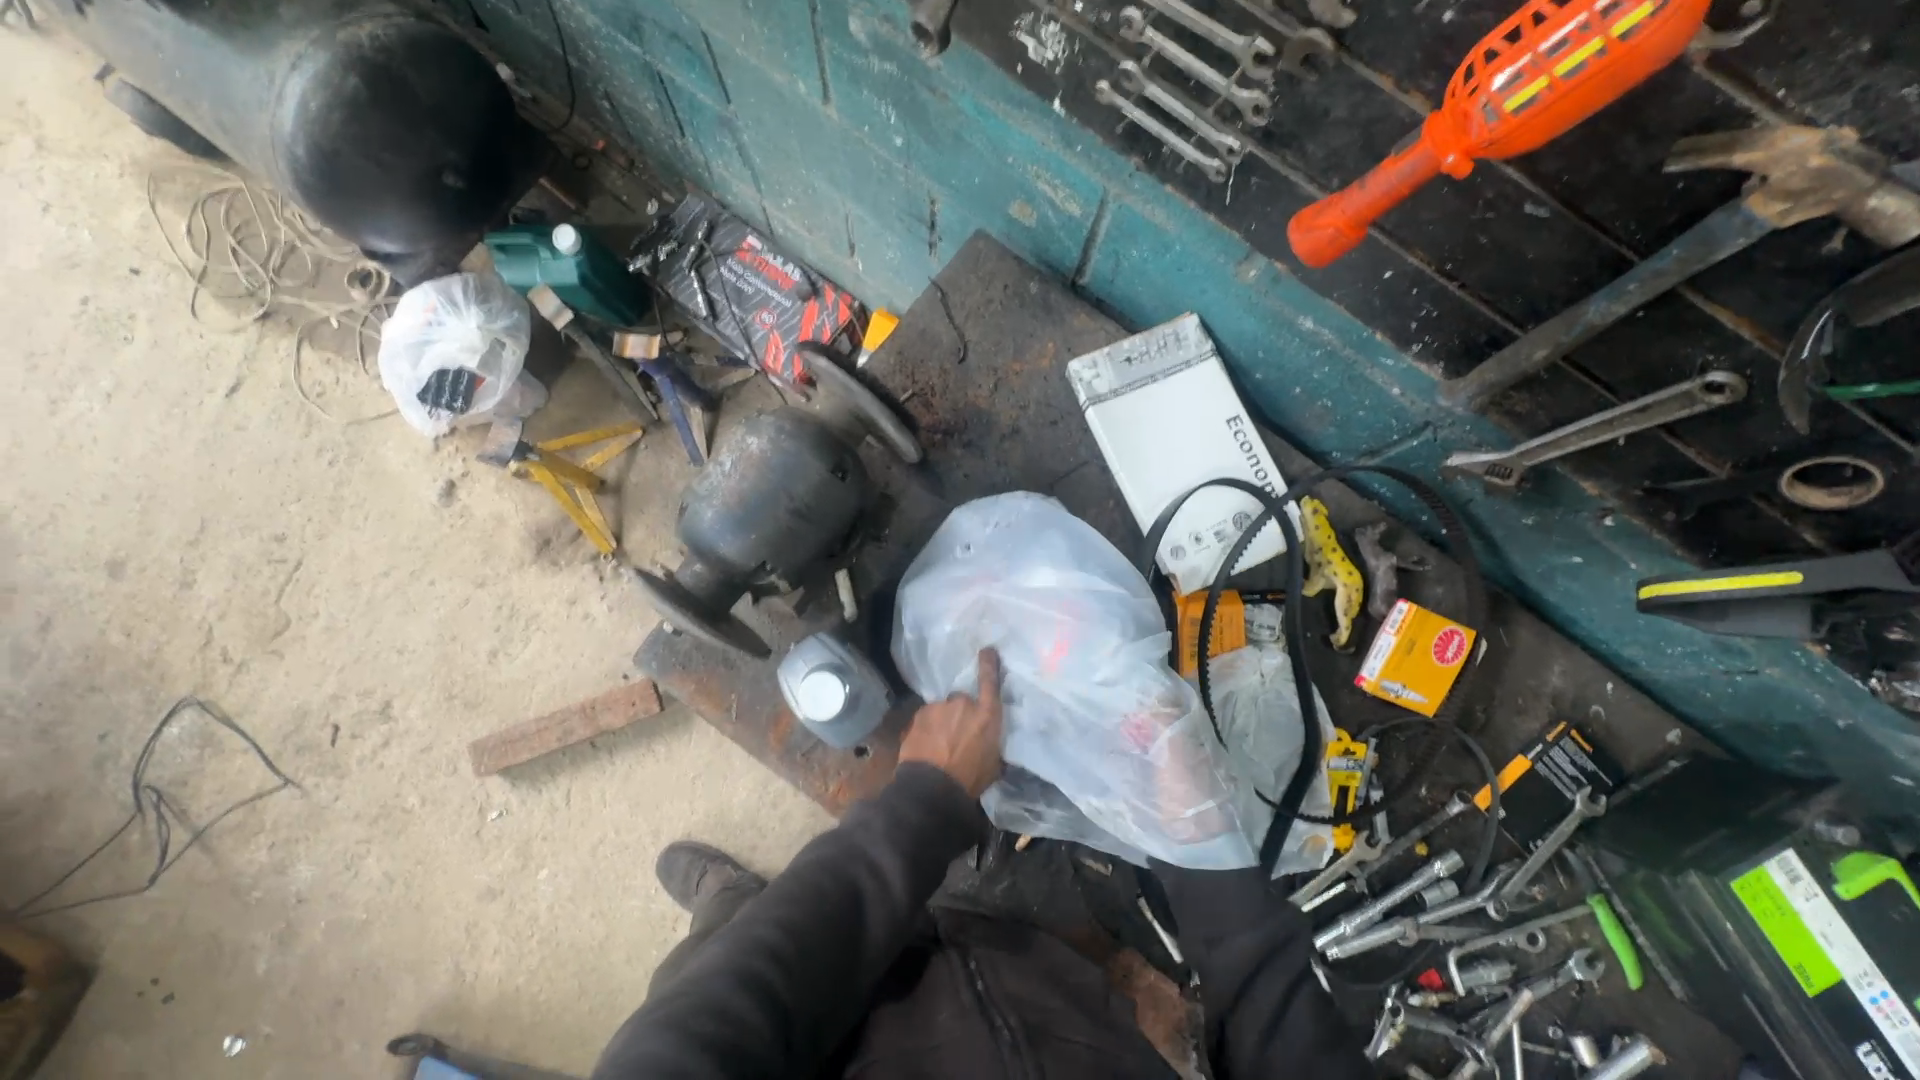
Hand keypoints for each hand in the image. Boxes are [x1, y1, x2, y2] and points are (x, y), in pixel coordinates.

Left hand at [899, 648, 1004, 797]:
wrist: (931, 788)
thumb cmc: (969, 779)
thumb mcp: (993, 765)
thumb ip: (993, 746)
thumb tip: (992, 745)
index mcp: (987, 716)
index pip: (990, 682)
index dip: (989, 664)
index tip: (987, 650)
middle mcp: (963, 704)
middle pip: (962, 701)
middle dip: (960, 714)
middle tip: (957, 736)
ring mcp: (939, 707)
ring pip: (943, 710)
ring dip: (942, 721)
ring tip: (939, 744)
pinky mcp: (919, 715)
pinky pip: (927, 717)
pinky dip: (927, 727)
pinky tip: (926, 745)